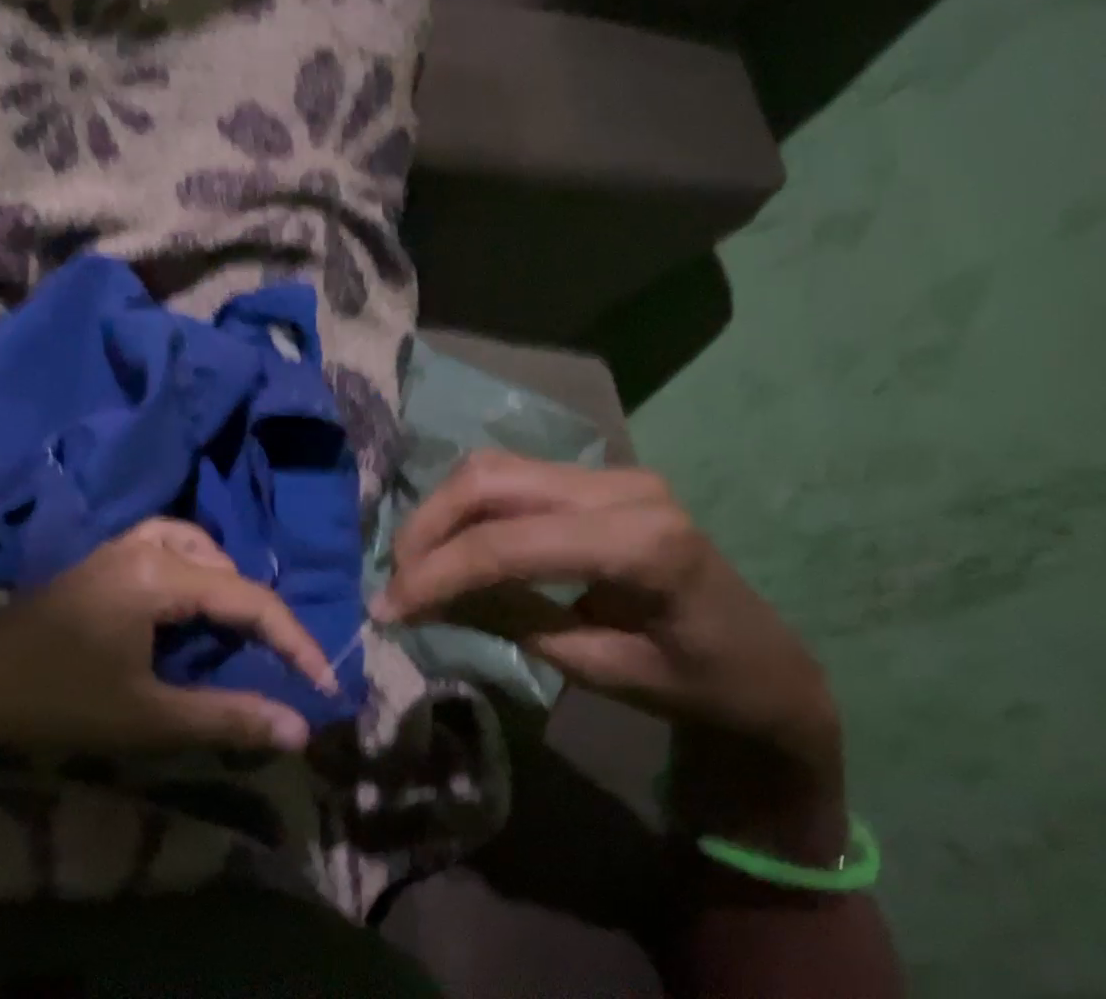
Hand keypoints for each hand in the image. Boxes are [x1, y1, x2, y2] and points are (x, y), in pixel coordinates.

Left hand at [0, 519, 334, 753]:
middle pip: (223, 564)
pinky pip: (159, 550)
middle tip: (278, 659)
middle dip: (258, 611)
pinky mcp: (94, 566)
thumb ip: (227, 718)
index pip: (249, 599)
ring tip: (232, 628)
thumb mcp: (148, 717)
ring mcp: (112, 551)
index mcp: (159, 575)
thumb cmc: (58, 701)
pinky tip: (180, 610)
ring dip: (220, 581)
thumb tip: (300, 727)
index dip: (295, 643)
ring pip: (189, 545)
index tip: (326, 688)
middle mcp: (140, 548)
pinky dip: (187, 570)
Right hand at [371, 451, 840, 790]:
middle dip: (426, 529)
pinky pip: (512, 478)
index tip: (387, 608)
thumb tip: (420, 600)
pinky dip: (466, 509)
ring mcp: (612, 475)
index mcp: (642, 544)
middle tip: (395, 582)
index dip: (435, 574)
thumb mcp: (593, 667)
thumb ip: (506, 618)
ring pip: (492, 468)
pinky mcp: (598, 479)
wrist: (766, 667)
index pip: (506, 543)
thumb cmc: (693, 684)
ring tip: (415, 566)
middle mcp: (624, 489)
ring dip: (439, 514)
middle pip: (489, 481)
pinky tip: (451, 547)